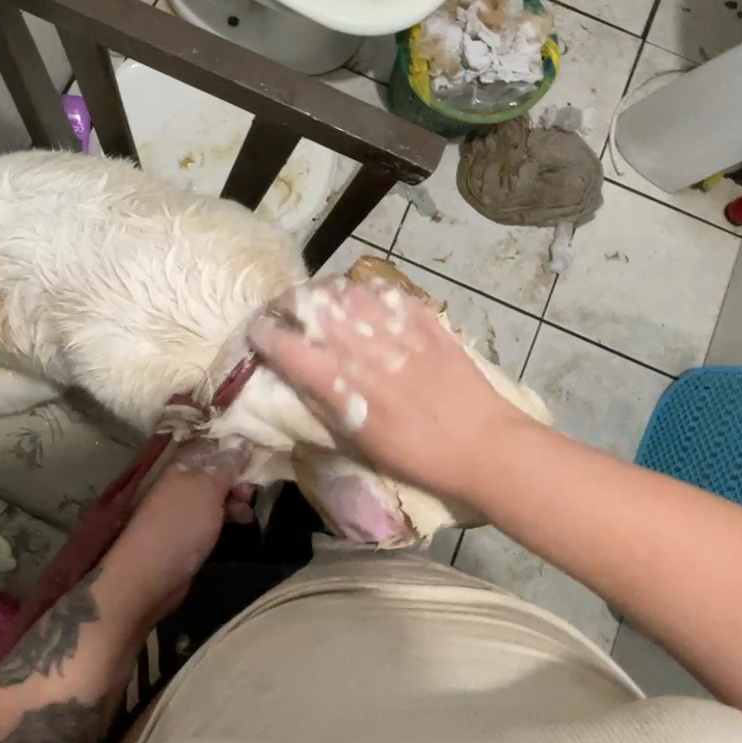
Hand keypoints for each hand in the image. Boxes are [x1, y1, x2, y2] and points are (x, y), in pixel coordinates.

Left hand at [102, 438, 252, 619]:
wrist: (148, 577)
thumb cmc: (180, 526)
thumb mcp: (208, 489)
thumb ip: (226, 464)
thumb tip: (241, 440)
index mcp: (182, 464)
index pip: (211, 442)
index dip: (234, 442)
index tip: (259, 447)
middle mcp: (182, 481)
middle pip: (216, 467)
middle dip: (239, 473)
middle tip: (254, 487)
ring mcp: (184, 507)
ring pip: (217, 492)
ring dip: (236, 496)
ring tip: (249, 508)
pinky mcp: (189, 531)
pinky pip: (214, 514)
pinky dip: (230, 514)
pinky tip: (244, 521)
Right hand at [248, 278, 540, 502]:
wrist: (480, 443)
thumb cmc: (414, 455)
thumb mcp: (354, 440)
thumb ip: (319, 402)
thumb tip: (294, 374)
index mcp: (335, 380)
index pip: (279, 341)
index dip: (263, 334)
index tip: (261, 335)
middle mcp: (356, 344)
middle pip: (305, 301)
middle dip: (288, 304)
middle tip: (289, 314)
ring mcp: (389, 324)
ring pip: (340, 287)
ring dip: (324, 295)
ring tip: (326, 307)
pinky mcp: (419, 314)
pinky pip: (378, 289)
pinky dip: (362, 293)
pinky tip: (365, 308)